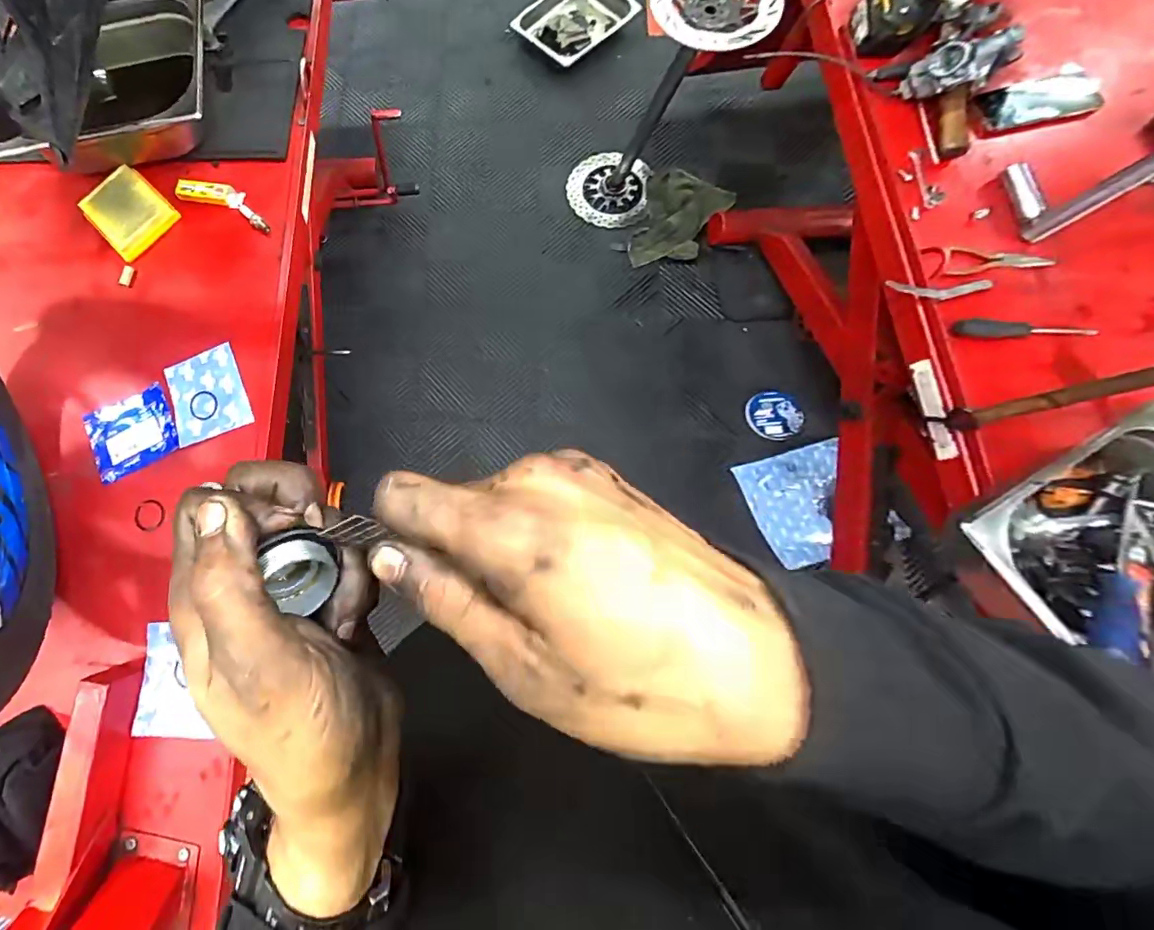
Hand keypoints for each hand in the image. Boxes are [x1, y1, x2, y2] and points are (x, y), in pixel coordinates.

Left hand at [170, 463, 398, 916]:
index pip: (204, 505)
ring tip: (341, 606)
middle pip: (258, 499)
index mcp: (203, 595)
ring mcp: (283, 587)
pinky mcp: (322, 593)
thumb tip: (215, 501)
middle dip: (299, 510)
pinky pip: (339, 553)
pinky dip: (355, 574)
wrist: (357, 775)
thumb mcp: (258, 662)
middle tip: (321, 541)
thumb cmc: (301, 729)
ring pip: (307, 523)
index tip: (285, 528)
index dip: (247, 501)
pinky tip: (354, 619)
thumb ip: (228, 584)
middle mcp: (237, 582)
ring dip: (335, 550)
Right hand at [369, 450, 807, 766]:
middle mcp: (533, 476)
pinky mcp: (603, 472)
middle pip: (446, 498)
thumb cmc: (635, 685)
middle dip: (450, 546)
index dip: (395, 534)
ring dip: (494, 539)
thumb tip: (388, 556)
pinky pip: (531, 491)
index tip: (418, 578)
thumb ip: (445, 599)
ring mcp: (573, 467)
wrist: (766, 660)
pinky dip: (531, 525)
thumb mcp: (523, 668)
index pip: (402, 491)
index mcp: (507, 524)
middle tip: (498, 610)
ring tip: (545, 597)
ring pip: (489, 495)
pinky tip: (577, 570)